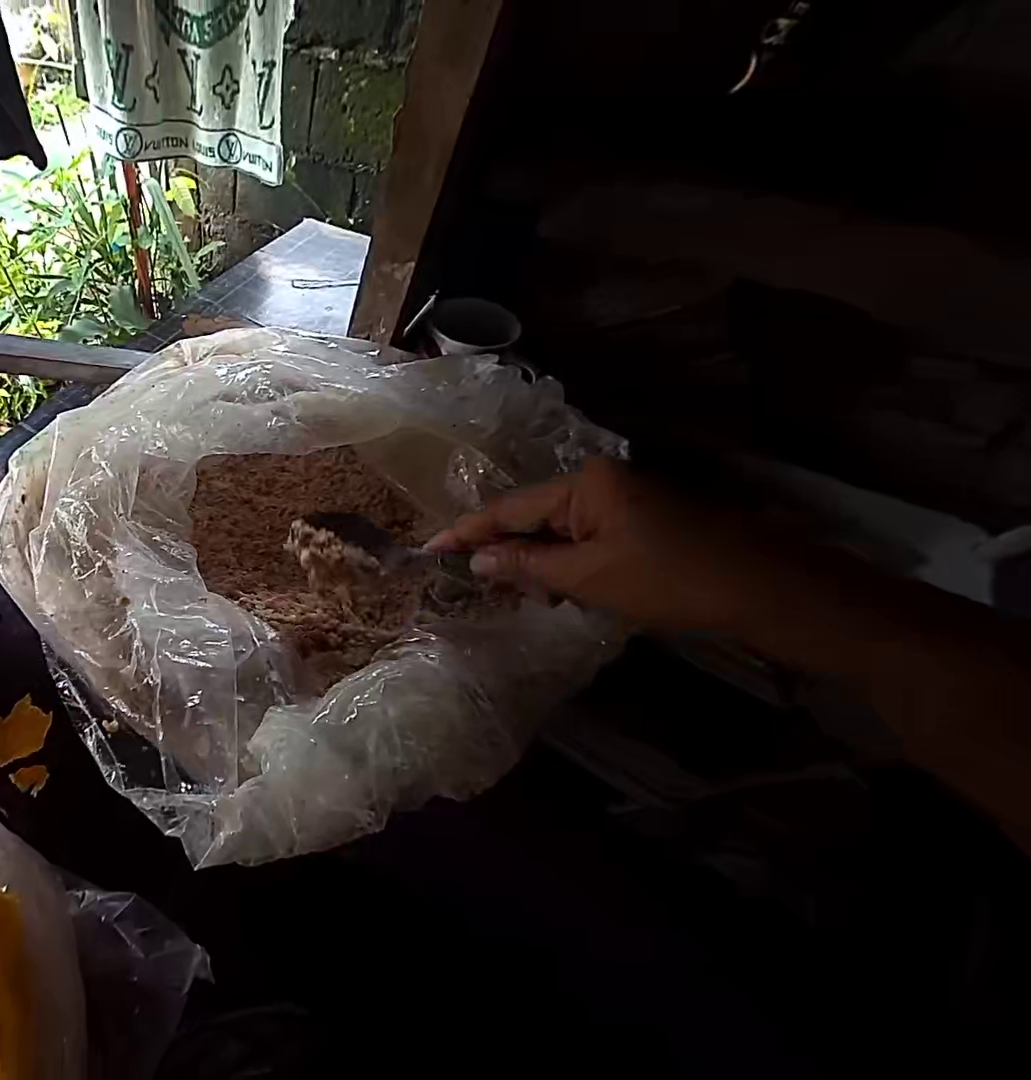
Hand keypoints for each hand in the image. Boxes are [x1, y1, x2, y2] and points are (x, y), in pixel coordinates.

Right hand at [425, 457, 791, 636]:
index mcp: (585, 484)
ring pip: (558, 530)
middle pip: (531, 516)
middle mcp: (602, 481)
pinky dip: (567, 562)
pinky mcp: (646, 520)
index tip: (428, 551)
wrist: (781, 594)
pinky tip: (562, 587)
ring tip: (524, 593)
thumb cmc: (673, 581)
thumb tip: (476, 560)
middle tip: (473, 580)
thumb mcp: (586, 577)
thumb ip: (524, 564)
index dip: (464, 533)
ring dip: (537, 561)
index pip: (506, 509)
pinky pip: (586, 537)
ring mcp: (627, 499)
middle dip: (503, 550)